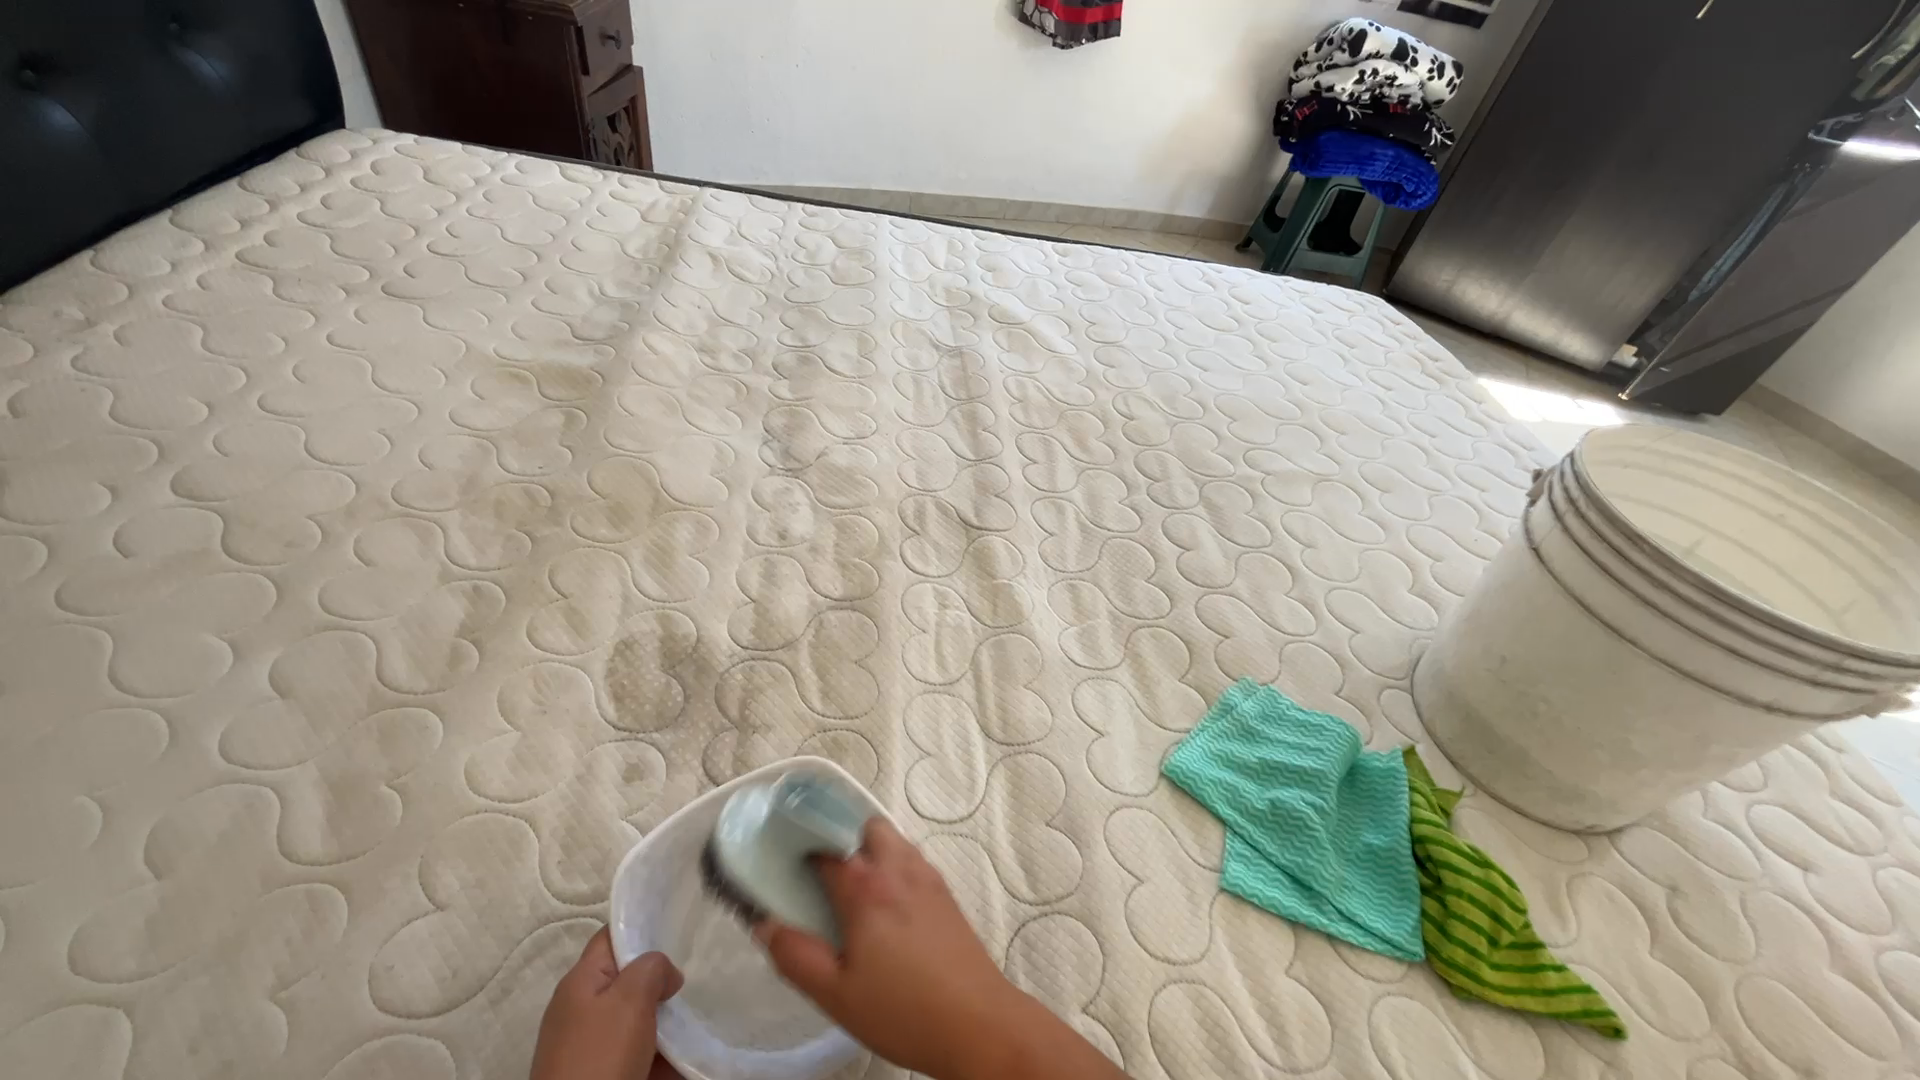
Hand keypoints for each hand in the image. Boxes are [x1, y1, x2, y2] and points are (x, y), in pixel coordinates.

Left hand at [530, 926, 683, 1079]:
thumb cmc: (600, 1057)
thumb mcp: (631, 1000)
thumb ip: (652, 968)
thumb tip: (665, 974)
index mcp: (580, 981)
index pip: (611, 937)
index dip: (642, 931)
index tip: (675, 937)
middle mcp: (580, 1009)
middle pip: (628, 981)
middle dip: (659, 985)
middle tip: (684, 992)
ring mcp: (587, 1046)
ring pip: (635, 1021)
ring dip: (663, 1025)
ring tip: (689, 1028)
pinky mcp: (598, 1074)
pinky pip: (635, 1055)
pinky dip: (657, 1057)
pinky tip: (680, 1062)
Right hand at [755, 819, 1045, 1079]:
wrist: (979, 1023)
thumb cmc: (903, 1010)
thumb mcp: (835, 994)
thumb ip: (795, 955)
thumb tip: (765, 924)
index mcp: (867, 887)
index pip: (825, 846)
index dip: (799, 849)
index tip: (782, 863)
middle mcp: (898, 869)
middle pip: (865, 826)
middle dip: (840, 836)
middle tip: (819, 872)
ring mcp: (927, 877)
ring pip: (892, 840)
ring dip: (868, 848)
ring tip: (849, 888)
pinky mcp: (946, 893)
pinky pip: (912, 860)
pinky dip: (892, 864)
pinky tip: (885, 904)